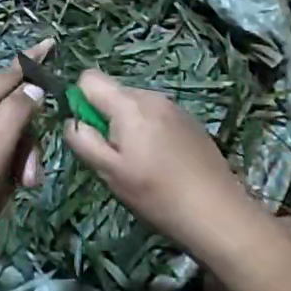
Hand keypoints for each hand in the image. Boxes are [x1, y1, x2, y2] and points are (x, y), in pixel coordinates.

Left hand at [0, 40, 52, 269]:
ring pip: (4, 143)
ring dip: (13, 170)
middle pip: (11, 116)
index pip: (8, 73)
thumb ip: (19, 110)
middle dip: (24, 149)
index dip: (33, 62)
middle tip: (28, 179)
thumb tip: (33, 87)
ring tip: (7, 196)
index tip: (51, 43)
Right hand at [62, 70, 257, 253]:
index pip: (88, 78)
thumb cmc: (156, 193)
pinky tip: (162, 162)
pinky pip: (155, 115)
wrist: (217, 212)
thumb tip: (72, 121)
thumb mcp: (108, 171)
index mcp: (129, 105)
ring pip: (134, 105)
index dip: (80, 101)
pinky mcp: (190, 121)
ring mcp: (174, 107)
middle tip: (116, 156)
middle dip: (105, 116)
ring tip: (140, 162)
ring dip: (128, 125)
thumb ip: (82, 140)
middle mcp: (152, 96)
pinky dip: (149, 130)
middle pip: (113, 92)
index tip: (90, 133)